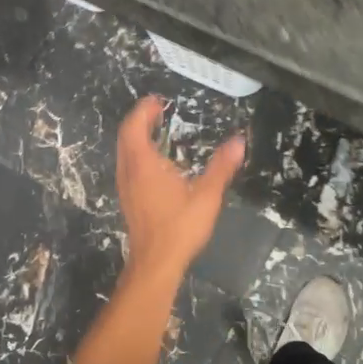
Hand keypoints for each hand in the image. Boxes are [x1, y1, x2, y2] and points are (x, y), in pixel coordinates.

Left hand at [115, 96, 243, 275]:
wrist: (155, 262)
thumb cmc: (180, 227)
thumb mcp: (207, 196)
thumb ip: (221, 167)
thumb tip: (238, 141)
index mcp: (143, 164)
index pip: (134, 126)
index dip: (143, 110)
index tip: (158, 100)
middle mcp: (128, 171)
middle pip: (125, 135)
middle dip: (139, 119)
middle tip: (157, 110)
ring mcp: (125, 186)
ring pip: (123, 151)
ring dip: (136, 135)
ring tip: (156, 129)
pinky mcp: (127, 198)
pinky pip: (127, 164)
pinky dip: (136, 151)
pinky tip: (154, 159)